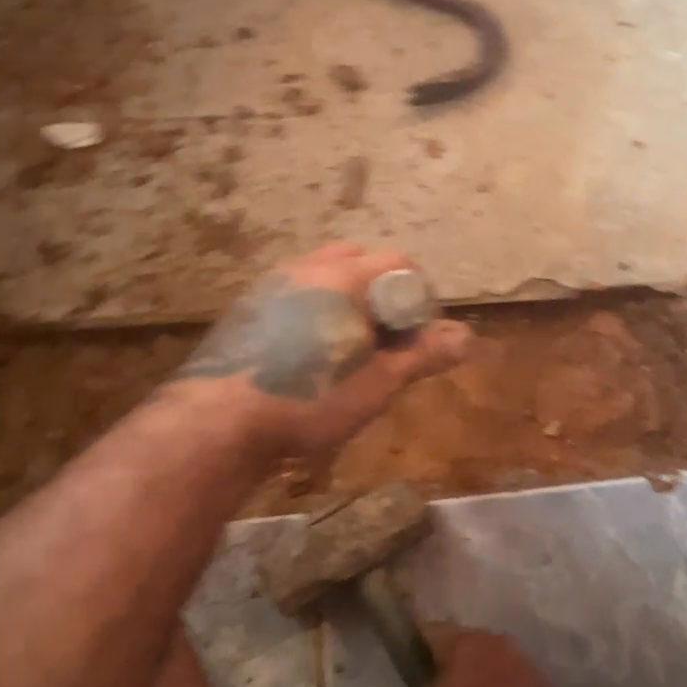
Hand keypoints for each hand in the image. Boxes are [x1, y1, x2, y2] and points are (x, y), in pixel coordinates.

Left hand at [166, 242, 471, 455]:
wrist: (217, 424)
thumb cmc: (310, 400)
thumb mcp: (377, 383)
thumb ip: (422, 354)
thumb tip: (468, 337)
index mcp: (343, 277)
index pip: (399, 263)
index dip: (418, 298)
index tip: (416, 339)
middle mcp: (305, 269)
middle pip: (359, 262)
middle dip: (382, 294)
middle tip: (386, 341)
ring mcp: (270, 287)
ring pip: (323, 278)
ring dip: (346, 303)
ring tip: (349, 350)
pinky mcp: (246, 311)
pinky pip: (294, 297)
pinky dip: (314, 314)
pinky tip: (308, 359)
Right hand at [413, 625, 575, 686]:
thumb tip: (433, 684)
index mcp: (467, 643)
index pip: (434, 630)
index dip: (419, 645)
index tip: (411, 659)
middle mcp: (500, 643)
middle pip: (469, 644)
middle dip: (455, 660)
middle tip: (440, 685)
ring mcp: (526, 665)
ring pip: (494, 662)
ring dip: (482, 675)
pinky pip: (513, 683)